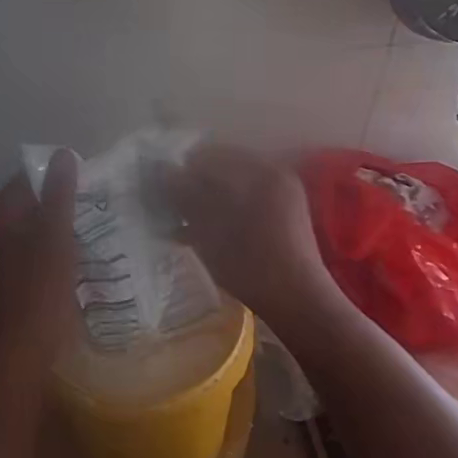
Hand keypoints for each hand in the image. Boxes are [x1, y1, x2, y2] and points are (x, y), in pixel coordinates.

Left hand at [0, 149, 79, 360]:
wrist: (19, 353)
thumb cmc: (38, 291)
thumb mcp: (54, 238)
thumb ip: (59, 196)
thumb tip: (63, 154)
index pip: (24, 180)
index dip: (53, 173)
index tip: (87, 175)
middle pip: (29, 205)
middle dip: (61, 200)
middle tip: (98, 198)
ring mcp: (3, 259)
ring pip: (35, 230)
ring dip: (61, 225)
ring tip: (97, 222)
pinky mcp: (14, 280)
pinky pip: (38, 252)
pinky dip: (57, 248)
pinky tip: (83, 253)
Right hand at [165, 144, 343, 320]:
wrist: (297, 302)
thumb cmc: (249, 260)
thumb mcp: (207, 225)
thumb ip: (182, 192)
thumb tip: (160, 169)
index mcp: (259, 168)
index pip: (207, 155)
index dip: (180, 170)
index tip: (160, 191)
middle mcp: (273, 174)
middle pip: (219, 170)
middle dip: (191, 187)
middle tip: (168, 208)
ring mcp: (281, 197)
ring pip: (229, 189)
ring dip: (203, 202)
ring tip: (179, 224)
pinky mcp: (282, 218)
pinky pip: (243, 204)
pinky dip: (220, 214)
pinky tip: (197, 235)